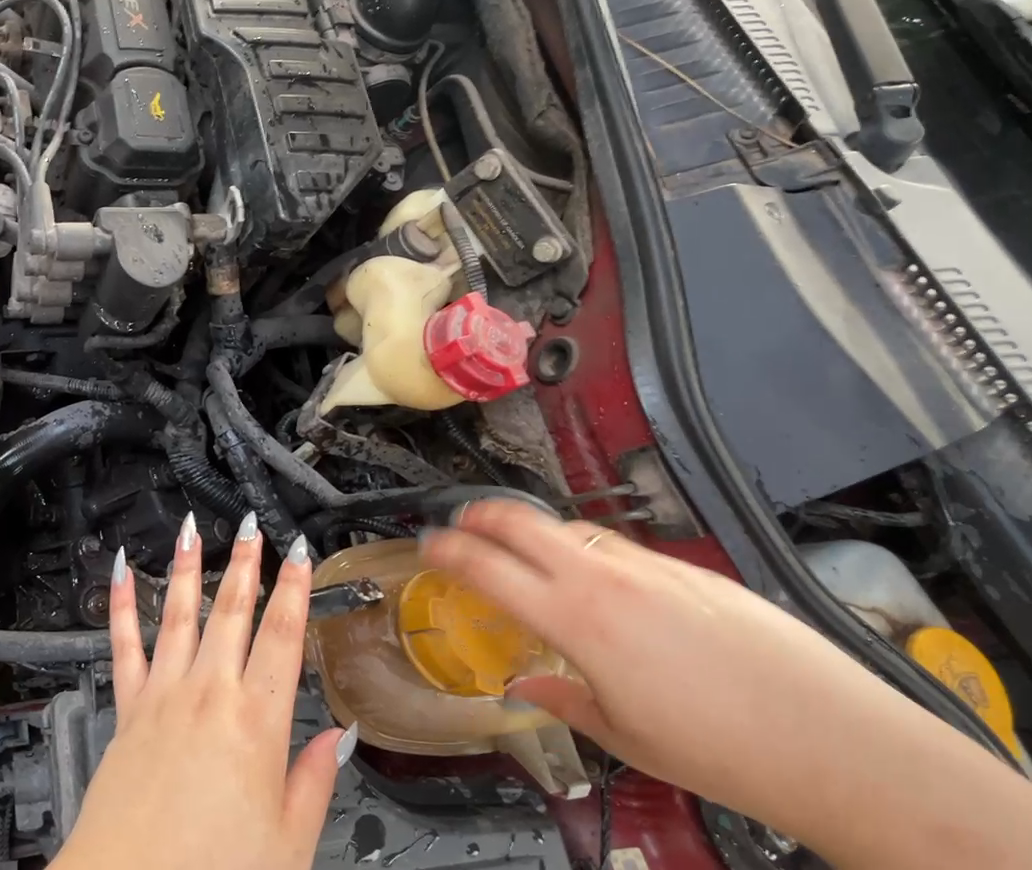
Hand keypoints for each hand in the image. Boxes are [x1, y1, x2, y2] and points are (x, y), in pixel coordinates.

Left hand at [50, 512, 352, 869]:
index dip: (294, 589)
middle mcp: (207, 694)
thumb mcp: (288, 840)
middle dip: (245, 563)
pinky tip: (119, 572)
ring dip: (186, 567)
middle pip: (231, 611)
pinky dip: (120, 604)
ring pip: (177, 613)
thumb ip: (313, 782)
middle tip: (251, 526)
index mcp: (256, 723)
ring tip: (191, 529)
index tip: (299, 553)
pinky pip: (123, 643)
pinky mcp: (127, 706)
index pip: (282, 637)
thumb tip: (339, 740)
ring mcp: (162, 694)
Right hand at [422, 500, 1031, 869]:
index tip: (427, 546)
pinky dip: (591, 553)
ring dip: (536, 534)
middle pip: (521, 519)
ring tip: (527, 557)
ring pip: (572, 528)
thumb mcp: (623, 736)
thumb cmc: (724, 751)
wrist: (839, 745)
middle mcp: (609, 579)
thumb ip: (562, 698)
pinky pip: (622, 547)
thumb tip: (528, 686)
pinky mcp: (693, 570)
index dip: (445, 549)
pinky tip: (602, 584)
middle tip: (461, 526)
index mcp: (577, 620)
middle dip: (479, 515)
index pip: (486, 564)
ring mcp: (654, 567)